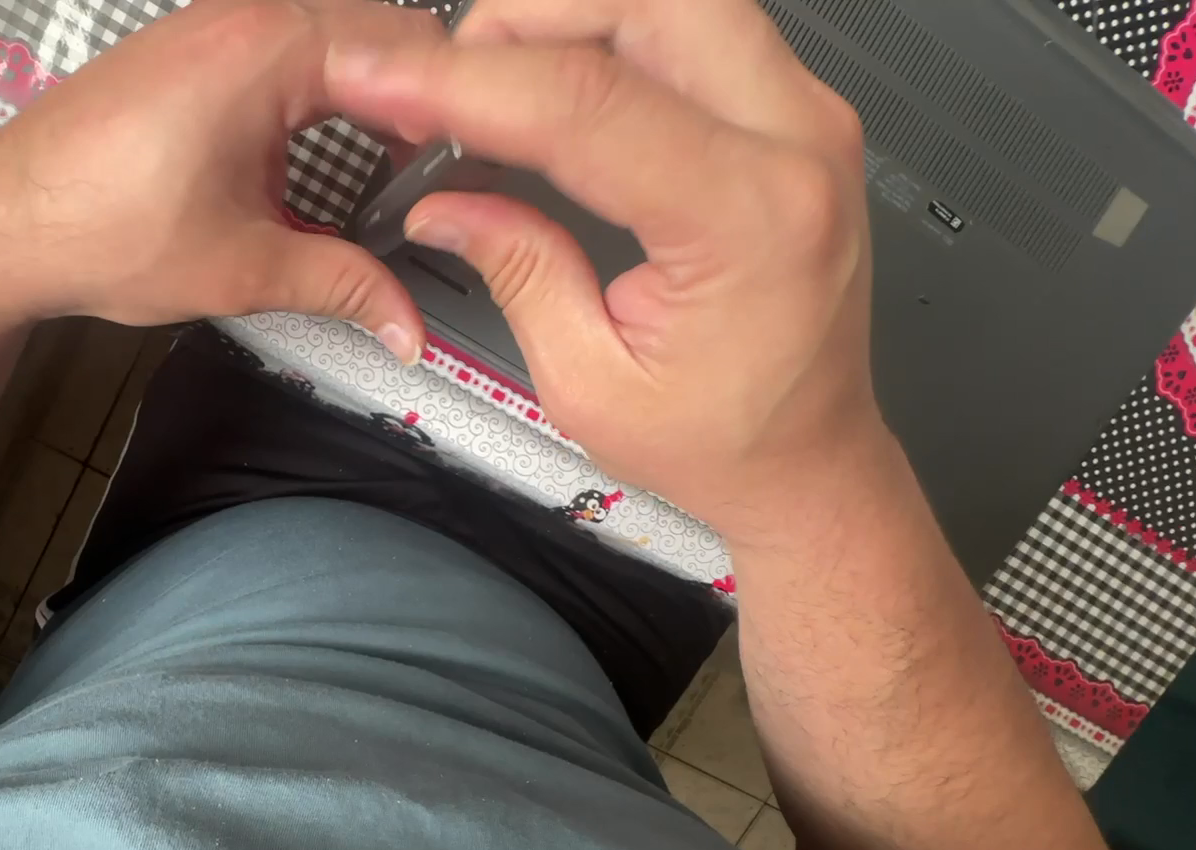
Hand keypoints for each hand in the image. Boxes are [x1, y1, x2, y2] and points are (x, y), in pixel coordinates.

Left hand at [0, 0, 440, 361]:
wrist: (4, 231)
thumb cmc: (102, 235)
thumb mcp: (245, 268)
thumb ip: (342, 286)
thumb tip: (405, 325)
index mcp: (265, 49)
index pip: (402, 54)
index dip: (452, 111)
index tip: (479, 163)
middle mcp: (238, 14)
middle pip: (372, 36)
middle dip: (414, 106)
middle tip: (441, 174)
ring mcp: (207, 26)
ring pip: (326, 41)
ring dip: (365, 100)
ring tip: (388, 171)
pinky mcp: (186, 53)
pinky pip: (280, 54)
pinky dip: (317, 98)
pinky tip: (316, 155)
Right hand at [325, 0, 886, 543]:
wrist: (801, 458)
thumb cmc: (718, 441)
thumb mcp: (587, 382)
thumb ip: (519, 273)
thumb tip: (447, 208)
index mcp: (747, 220)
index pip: (587, 107)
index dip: (471, 87)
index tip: (392, 83)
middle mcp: (796, 145)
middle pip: (645, 3)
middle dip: (520, 22)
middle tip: (438, 77)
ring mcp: (803, 121)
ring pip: (670, 2)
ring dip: (563, 23)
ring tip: (483, 82)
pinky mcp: (786, 123)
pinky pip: (690, 38)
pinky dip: (604, 46)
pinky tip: (547, 87)